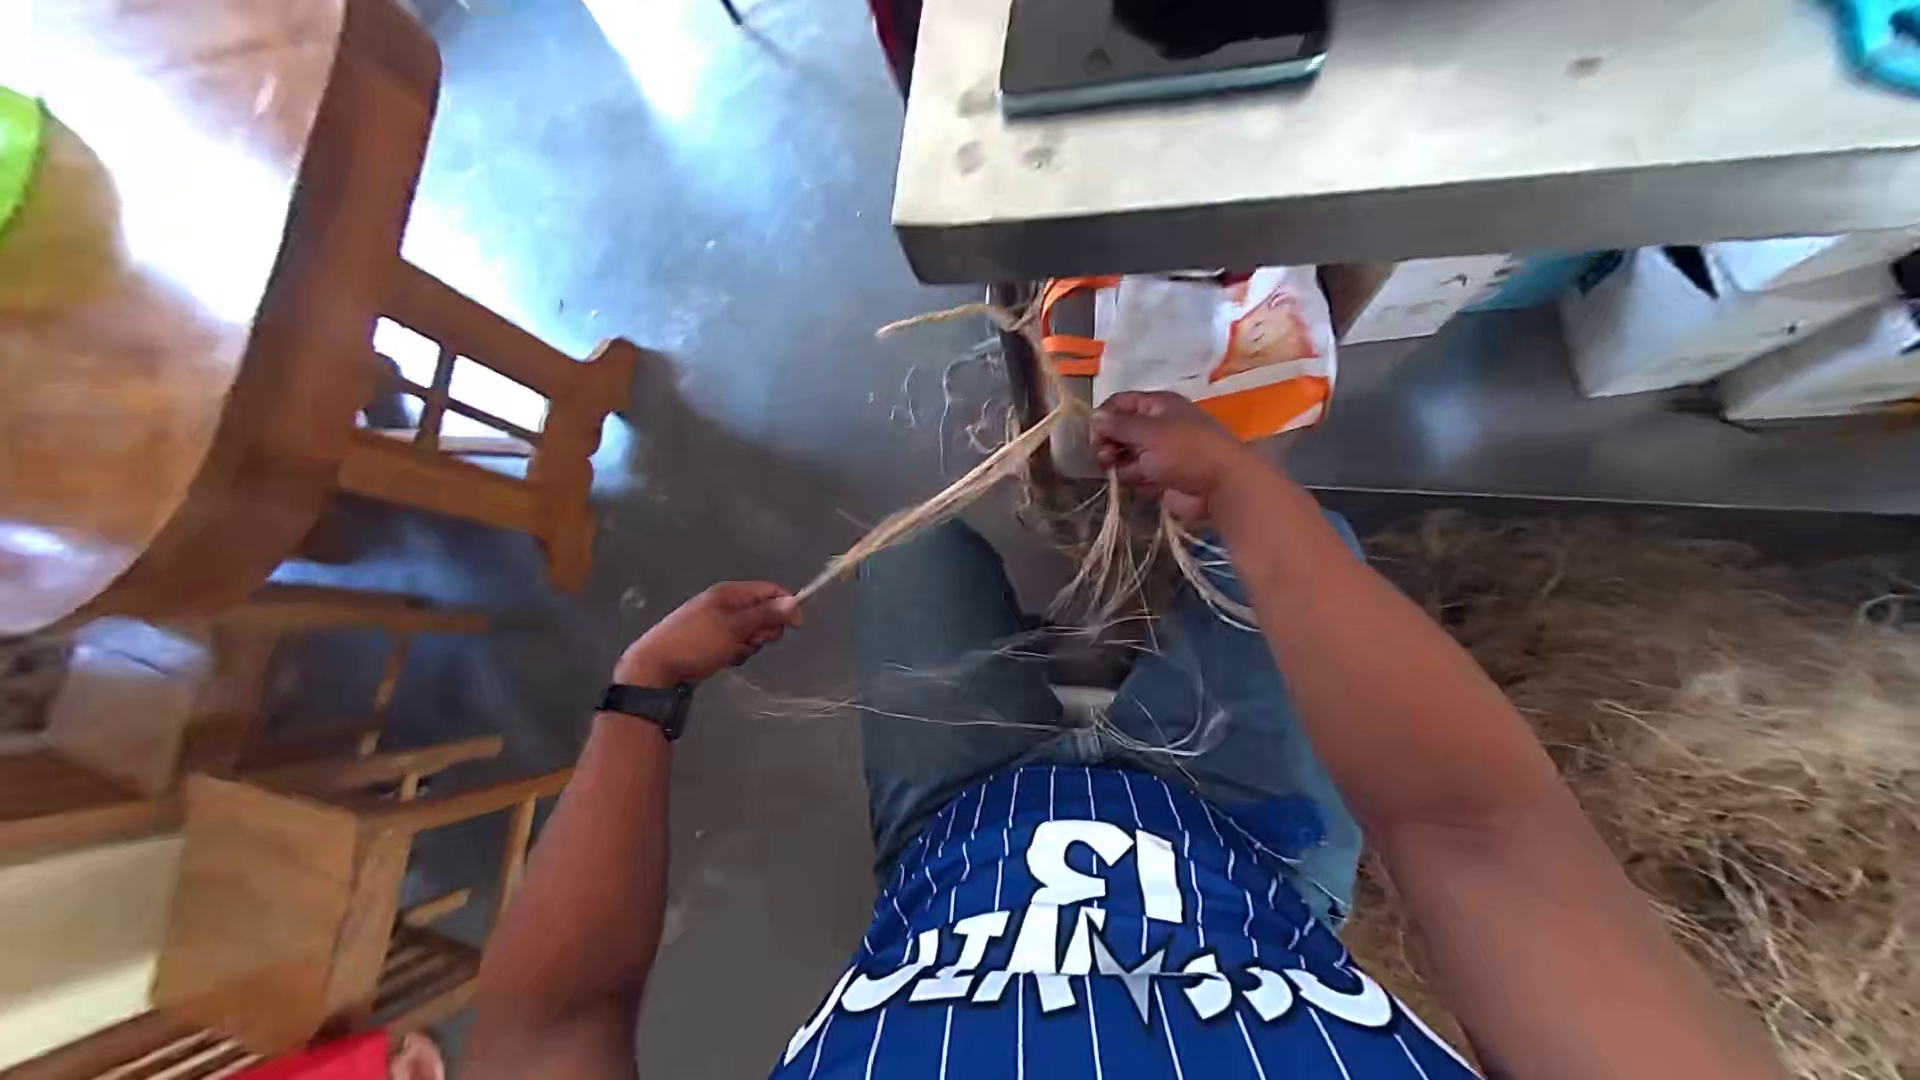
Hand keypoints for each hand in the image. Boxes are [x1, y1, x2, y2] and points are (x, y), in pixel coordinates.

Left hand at [613, 582, 801, 687]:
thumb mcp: (735, 627)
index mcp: (730, 592)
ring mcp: (719, 622)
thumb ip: (767, 615)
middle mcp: (726, 603)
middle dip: (765, 629)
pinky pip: (738, 642)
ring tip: (734, 652)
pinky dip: (738, 651)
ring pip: (752, 630)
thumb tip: (795, 602)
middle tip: (752, 640)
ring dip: (750, 643)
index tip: (795, 626)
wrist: (655, 668)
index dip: (786, 605)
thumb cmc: (697, 643)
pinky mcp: (713, 640)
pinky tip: (726, 658)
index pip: (770, 590)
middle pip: (764, 611)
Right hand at [1091, 391, 1258, 519]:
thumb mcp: (1149, 431)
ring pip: (1123, 457)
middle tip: (1105, 456)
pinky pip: (1135, 477)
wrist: (1219, 486)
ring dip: (1121, 465)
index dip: (1104, 416)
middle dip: (1109, 444)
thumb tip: (1093, 417)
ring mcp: (1157, 453)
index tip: (1095, 434)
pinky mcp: (1158, 477)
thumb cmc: (1185, 450)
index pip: (1120, 403)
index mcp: (1157, 407)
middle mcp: (1155, 427)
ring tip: (1132, 471)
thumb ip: (1117, 425)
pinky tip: (1149, 483)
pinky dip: (1138, 481)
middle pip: (1118, 432)